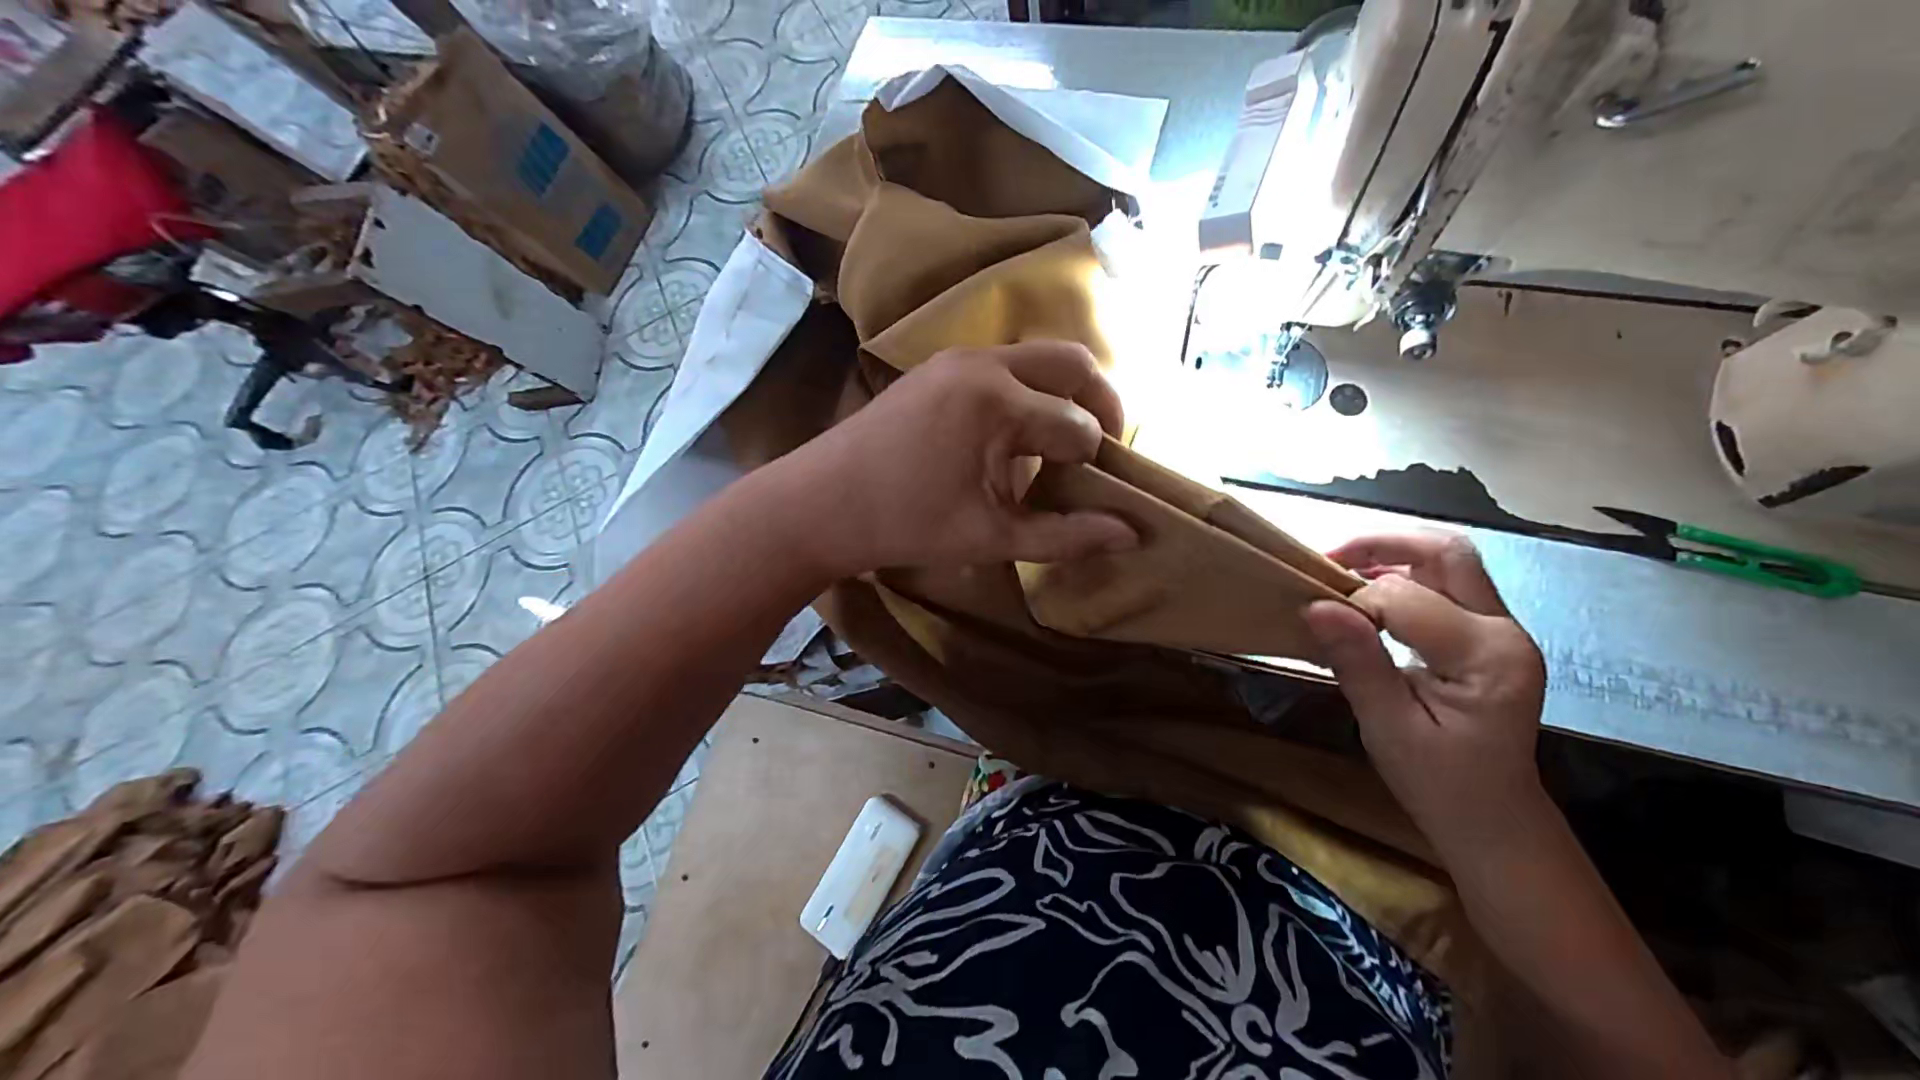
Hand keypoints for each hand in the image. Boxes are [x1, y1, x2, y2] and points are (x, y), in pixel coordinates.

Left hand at [770, 341, 1138, 575]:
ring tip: (1061, 448)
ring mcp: (954, 359)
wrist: (819, 504)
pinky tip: (1015, 439)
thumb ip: (1064, 535)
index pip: (1078, 425)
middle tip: (1104, 450)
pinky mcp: (936, 367)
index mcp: (998, 401)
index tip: (1094, 493)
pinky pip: (1003, 366)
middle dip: (1100, 403)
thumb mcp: (989, 537)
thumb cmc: (905, 525)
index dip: (1095, 462)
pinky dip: (1027, 393)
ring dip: (1061, 395)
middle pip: (1072, 362)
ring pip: (1036, 359)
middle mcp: (982, 363)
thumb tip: (1130, 534)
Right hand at [1303, 534, 1548, 854]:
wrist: (1494, 820)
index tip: (1316, 621)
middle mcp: (1505, 630)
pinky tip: (1368, 597)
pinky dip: (1404, 576)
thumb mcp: (1388, 728)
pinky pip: (1448, 584)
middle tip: (1326, 559)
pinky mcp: (1490, 636)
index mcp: (1487, 656)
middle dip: (1381, 544)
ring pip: (1450, 560)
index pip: (1406, 597)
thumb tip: (1316, 606)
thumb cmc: (1439, 784)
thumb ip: (1358, 662)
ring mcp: (1503, 630)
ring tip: (1341, 571)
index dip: (1354, 602)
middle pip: (1447, 552)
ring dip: (1393, 555)